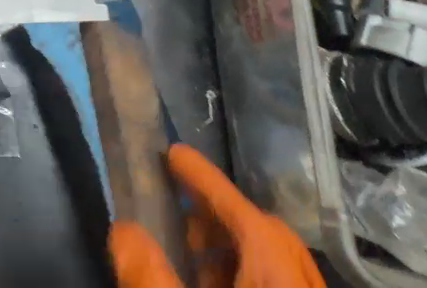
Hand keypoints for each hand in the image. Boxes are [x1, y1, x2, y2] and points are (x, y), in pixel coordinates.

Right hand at [111, 144, 325, 287]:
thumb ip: (149, 275)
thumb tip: (123, 229)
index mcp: (278, 276)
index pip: (246, 215)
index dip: (208, 180)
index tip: (174, 153)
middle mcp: (303, 284)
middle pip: (269, 235)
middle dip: (219, 213)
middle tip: (175, 208)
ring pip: (278, 264)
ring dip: (231, 247)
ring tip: (187, 257)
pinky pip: (282, 284)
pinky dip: (247, 274)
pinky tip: (210, 286)